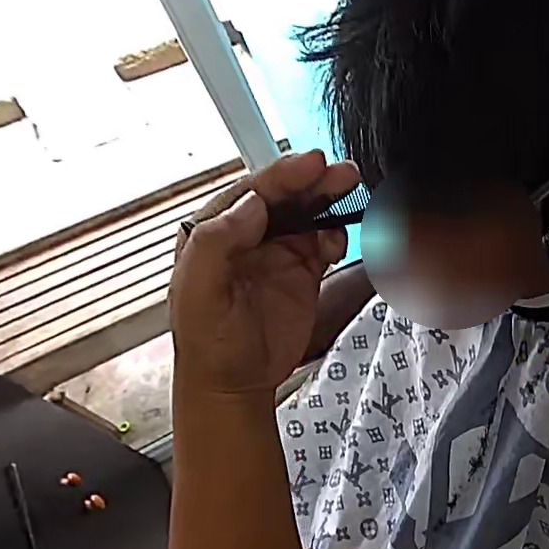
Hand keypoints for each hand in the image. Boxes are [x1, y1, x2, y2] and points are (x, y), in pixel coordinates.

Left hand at [170, 150, 354, 398]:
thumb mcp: (197, 295)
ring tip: (351, 186)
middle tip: (341, 171)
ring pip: (306, 217)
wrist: (235, 384)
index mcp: (214, 234)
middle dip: (311, 181)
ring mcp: (276, 256)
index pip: (250, 194)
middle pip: (283, 199)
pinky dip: (335, 236)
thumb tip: (251, 206)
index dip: (281, 176)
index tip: (310, 164)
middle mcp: (246, 238)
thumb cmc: (208, 344)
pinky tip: (341, 237)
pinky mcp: (301, 275)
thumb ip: (215, 245)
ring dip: (328, 200)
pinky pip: (322, 245)